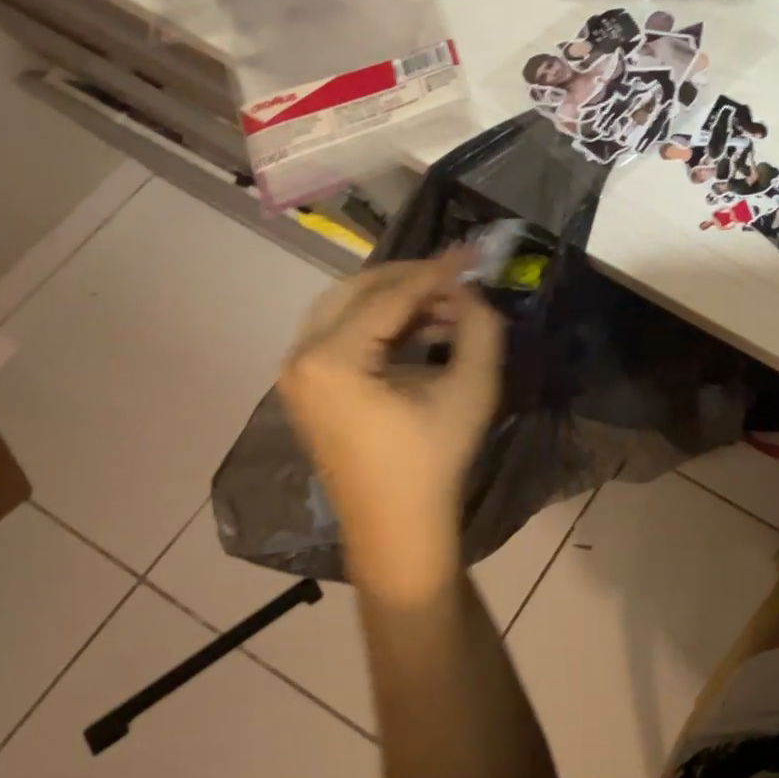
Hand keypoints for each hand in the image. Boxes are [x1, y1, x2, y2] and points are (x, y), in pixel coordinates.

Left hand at [279, 252, 503, 596]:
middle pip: (358, 290)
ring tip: (451, 306)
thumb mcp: (472, 390)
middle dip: (414, 278)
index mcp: (333, 359)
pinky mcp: (309, 388)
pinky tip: (426, 330)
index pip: (389, 294)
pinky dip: (383, 323)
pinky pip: (342, 333)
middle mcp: (301, 358)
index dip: (439, 271)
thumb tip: (472, 292)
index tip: (477, 252)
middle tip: (461, 276)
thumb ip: (480, 328)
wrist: (398, 526)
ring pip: (346, 308)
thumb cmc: (435, 460)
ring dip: (399, 300)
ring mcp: (298, 374)